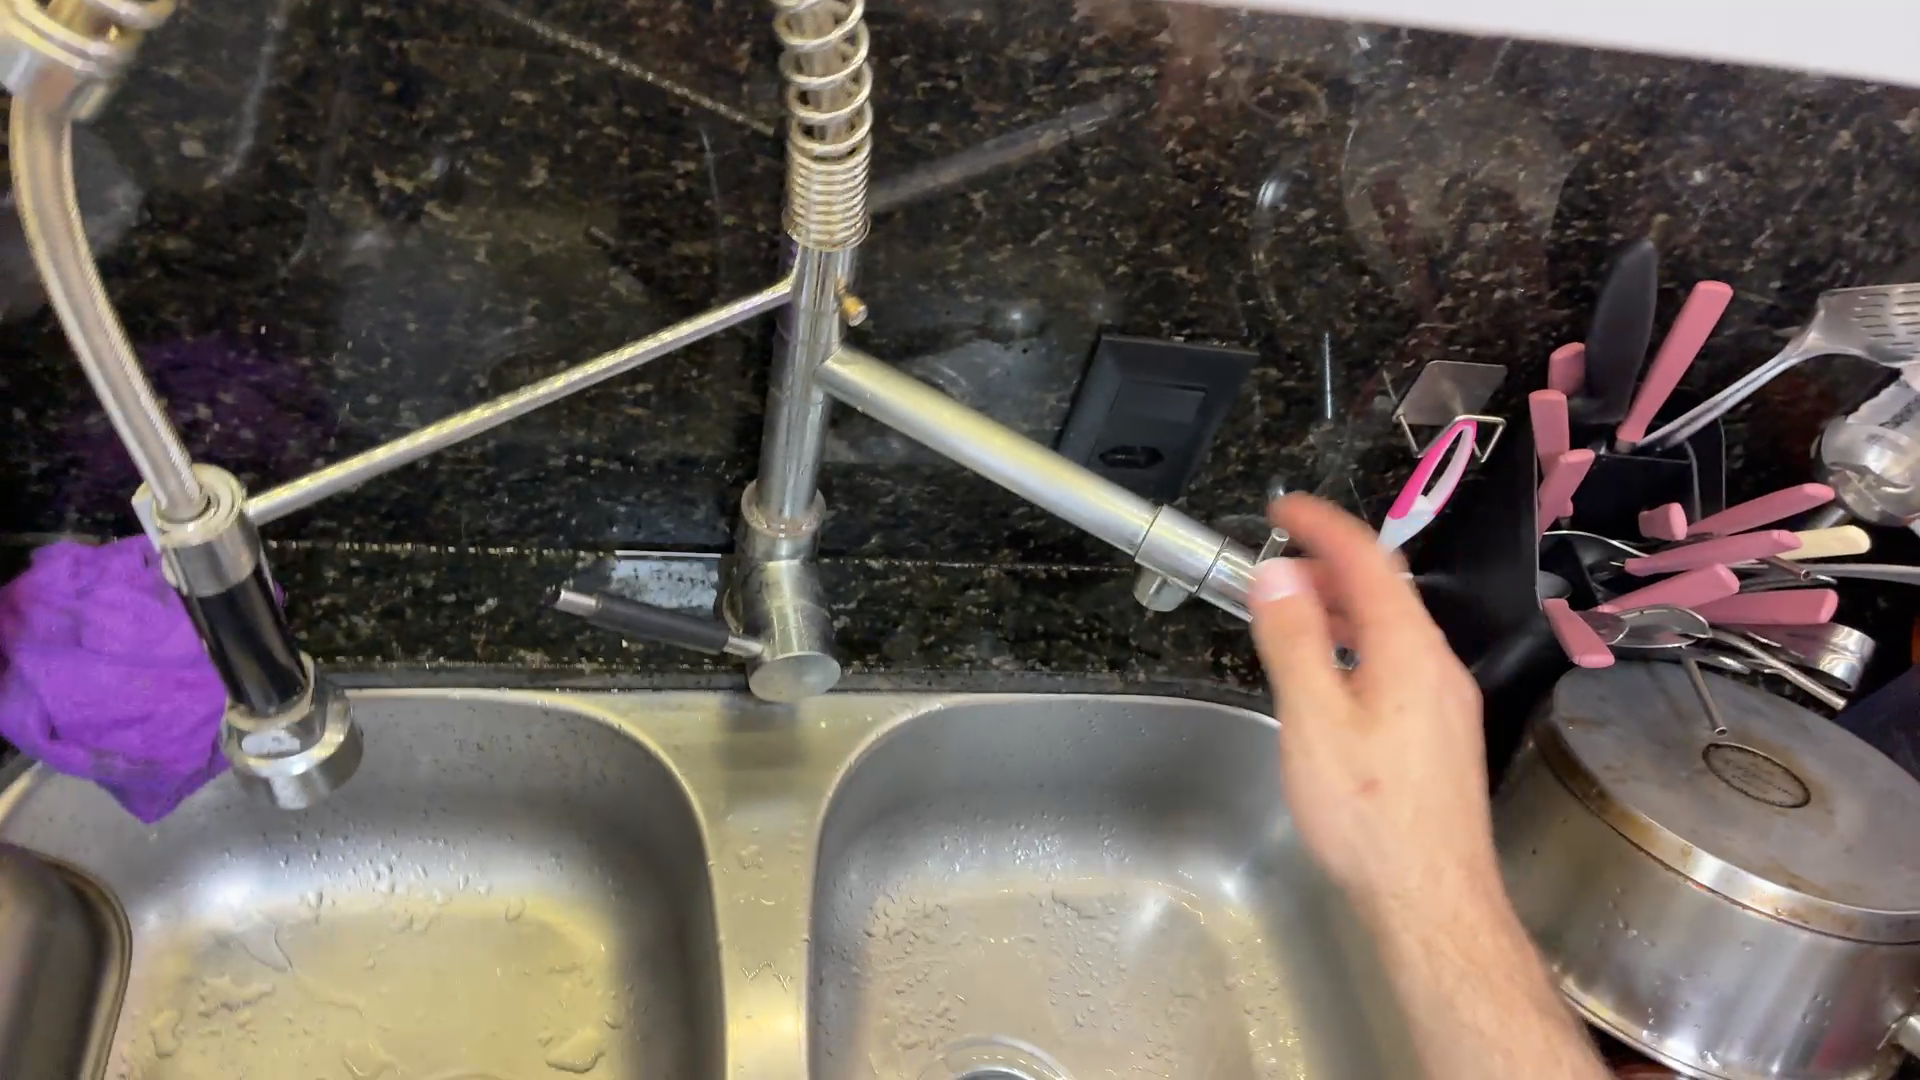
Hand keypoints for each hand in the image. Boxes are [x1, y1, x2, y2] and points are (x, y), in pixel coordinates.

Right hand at [1248, 494, 1499, 914]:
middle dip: (1326, 563)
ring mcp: (1442, 699)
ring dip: (1337, 603)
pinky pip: (1393, 658)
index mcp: (1409, 651)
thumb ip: (1293, 641)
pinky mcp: (1436, 729)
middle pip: (1383, 590)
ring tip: (1289, 609)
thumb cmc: (1368, 815)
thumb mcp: (1314, 720)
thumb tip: (1276, 577)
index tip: (1283, 509)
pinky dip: (1352, 639)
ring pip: (1388, 626)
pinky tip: (1325, 669)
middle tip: (1273, 564)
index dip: (1322, 525)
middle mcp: (1436, 665)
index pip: (1368, 561)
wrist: (1430, 901)